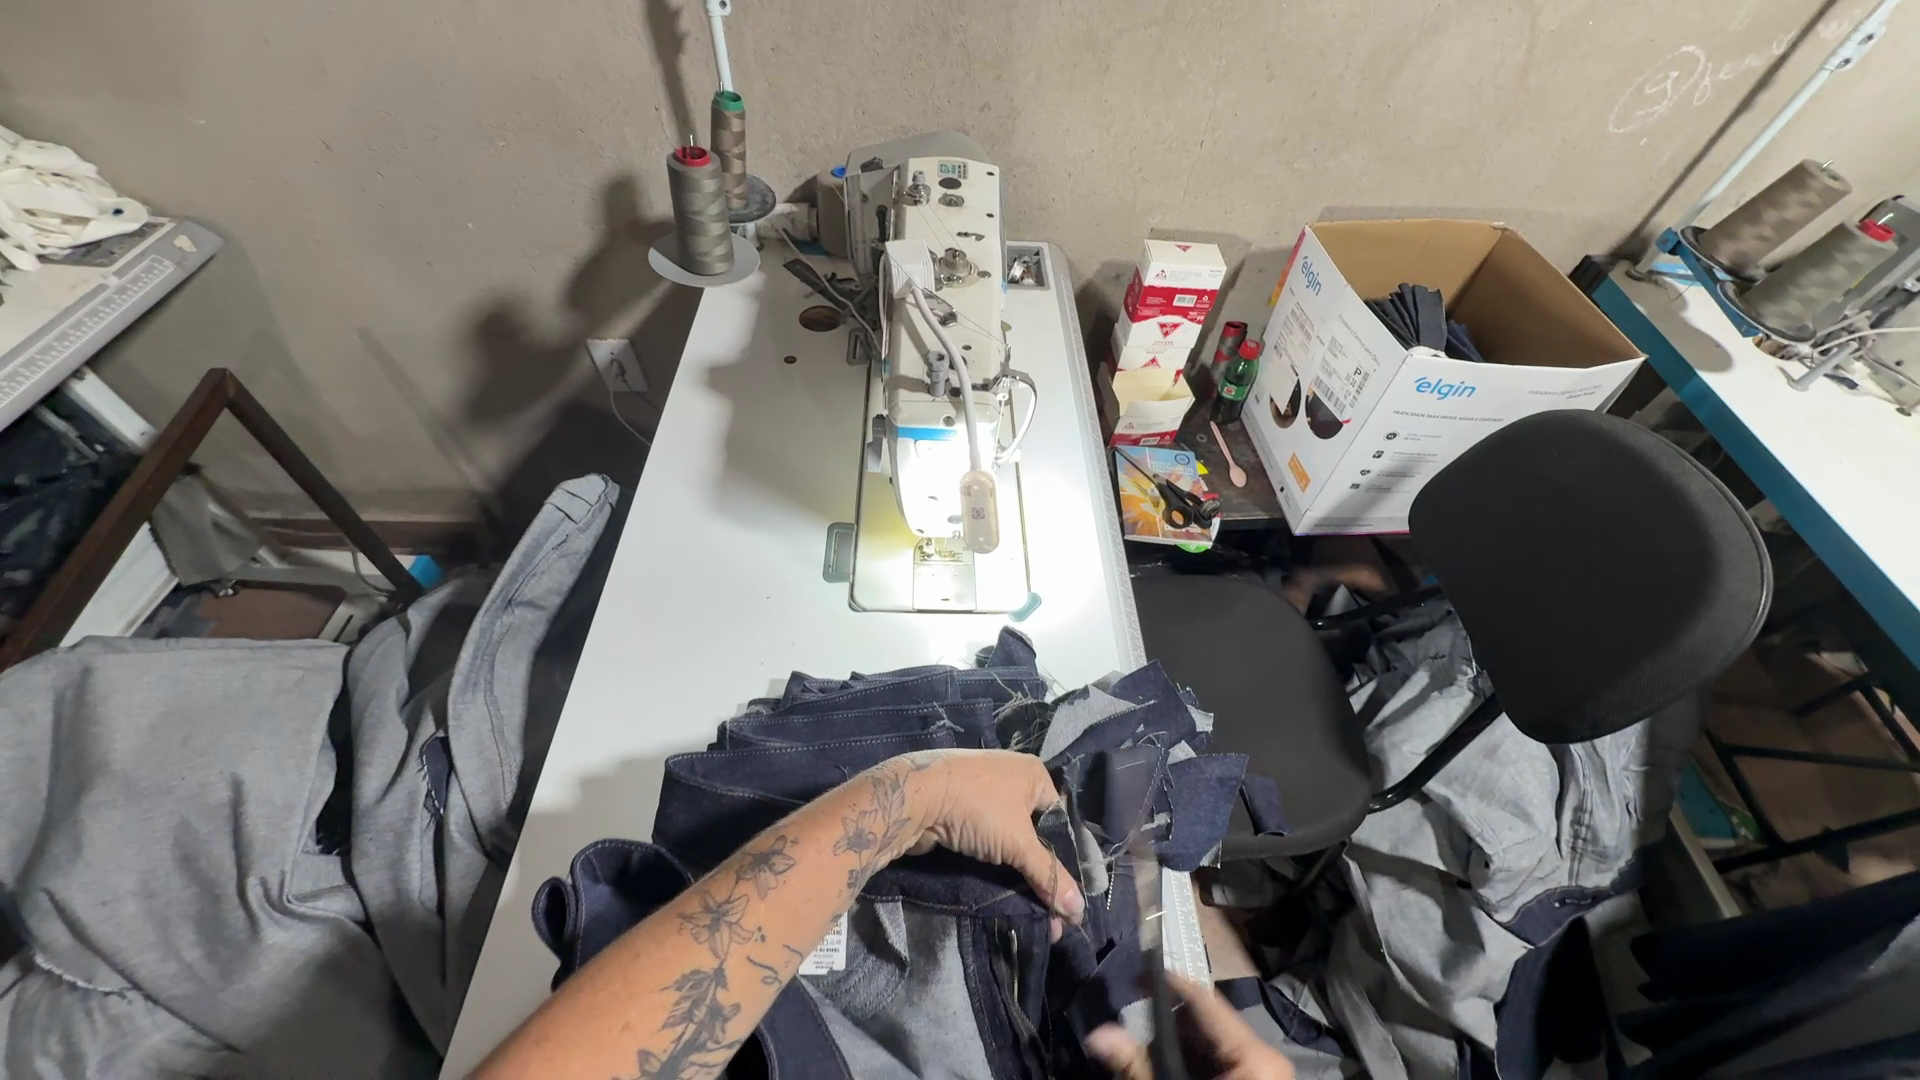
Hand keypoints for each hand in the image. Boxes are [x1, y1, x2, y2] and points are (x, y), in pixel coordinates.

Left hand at [888, 749, 1084, 938]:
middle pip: (1035, 833)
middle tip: (1050, 916)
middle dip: (1042, 873)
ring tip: (1029, 910)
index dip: (1065, 860)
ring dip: (1018, 871)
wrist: (915, 796)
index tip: (1067, 900)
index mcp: (1034, 774)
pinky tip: (1002, 889)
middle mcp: (1012, 778)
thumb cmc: (978, 808)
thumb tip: (1079, 912)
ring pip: (1010, 838)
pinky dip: (994, 862)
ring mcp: (984, 792)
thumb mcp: (1018, 843)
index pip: (1060, 822)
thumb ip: (1049, 875)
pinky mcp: (962, 808)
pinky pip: (987, 839)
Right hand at [1083, 976, 1295, 1078]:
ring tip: (1151, 1067)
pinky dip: (1192, 1069)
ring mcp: (1264, 1075)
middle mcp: (1264, 1058)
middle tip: (1135, 1045)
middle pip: (1203, 1023)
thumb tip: (1097, 1034)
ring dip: (1176, 1052)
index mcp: (1253, 1056)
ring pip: (1209, 1045)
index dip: (1166, 981)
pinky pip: (1220, 1065)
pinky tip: (1171, 1075)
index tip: (1133, 973)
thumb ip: (1137, 1067)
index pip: (1202, 998)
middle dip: (1164, 1030)